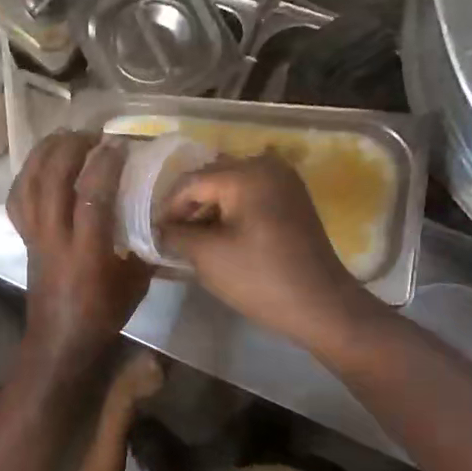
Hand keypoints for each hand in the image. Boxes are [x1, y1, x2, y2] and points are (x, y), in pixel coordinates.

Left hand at [8, 132, 152, 371]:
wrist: (60, 340)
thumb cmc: (102, 314)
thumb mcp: (135, 282)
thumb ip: (144, 245)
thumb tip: (158, 213)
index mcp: (87, 253)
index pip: (92, 196)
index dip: (105, 164)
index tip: (120, 145)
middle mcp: (55, 239)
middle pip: (53, 179)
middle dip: (71, 148)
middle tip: (92, 135)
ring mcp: (34, 236)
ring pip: (30, 183)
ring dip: (46, 153)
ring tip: (66, 137)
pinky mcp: (24, 238)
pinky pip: (17, 199)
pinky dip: (27, 175)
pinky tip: (42, 164)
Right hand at [158, 155, 370, 344]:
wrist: (319, 304)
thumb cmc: (259, 278)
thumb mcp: (207, 256)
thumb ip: (176, 235)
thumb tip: (160, 228)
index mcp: (246, 173)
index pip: (190, 181)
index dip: (167, 207)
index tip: (152, 234)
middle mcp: (267, 166)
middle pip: (212, 178)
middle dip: (188, 207)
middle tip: (170, 237)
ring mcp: (285, 182)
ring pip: (232, 188)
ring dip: (209, 210)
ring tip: (192, 241)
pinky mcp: (293, 201)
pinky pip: (251, 198)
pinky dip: (231, 213)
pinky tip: (219, 238)